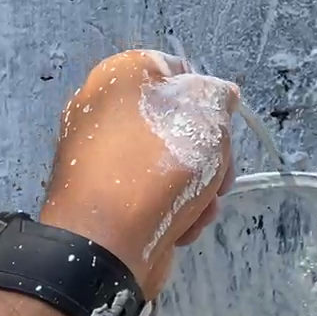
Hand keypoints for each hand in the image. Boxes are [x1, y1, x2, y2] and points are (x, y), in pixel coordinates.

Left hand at [38, 50, 238, 299]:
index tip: (222, 128)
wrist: (104, 245)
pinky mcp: (96, 198)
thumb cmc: (161, 163)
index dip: (208, 98)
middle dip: (208, 152)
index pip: (177, 70)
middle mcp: (100, 109)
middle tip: (222, 177)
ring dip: (195, 185)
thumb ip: (219, 95)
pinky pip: (143, 190)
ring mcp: (94, 157)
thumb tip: (217, 98)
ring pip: (165, 160)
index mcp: (120, 75)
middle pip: (176, 120)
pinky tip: (184, 225)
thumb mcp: (209, 113)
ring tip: (203, 209)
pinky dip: (168, 206)